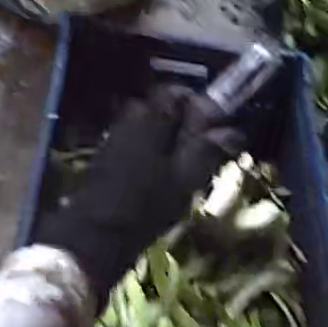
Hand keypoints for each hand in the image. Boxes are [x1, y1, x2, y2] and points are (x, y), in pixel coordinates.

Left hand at [37, 86, 244, 302]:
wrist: (95, 234)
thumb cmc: (146, 203)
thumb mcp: (186, 177)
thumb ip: (209, 147)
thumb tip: (232, 130)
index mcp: (153, 113)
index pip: (182, 92)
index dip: (202, 108)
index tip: (215, 131)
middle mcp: (132, 113)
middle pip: (167, 108)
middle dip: (186, 125)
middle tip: (202, 153)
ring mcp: (117, 130)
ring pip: (153, 125)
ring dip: (169, 140)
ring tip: (182, 169)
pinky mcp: (107, 150)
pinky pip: (138, 139)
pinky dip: (152, 151)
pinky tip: (159, 177)